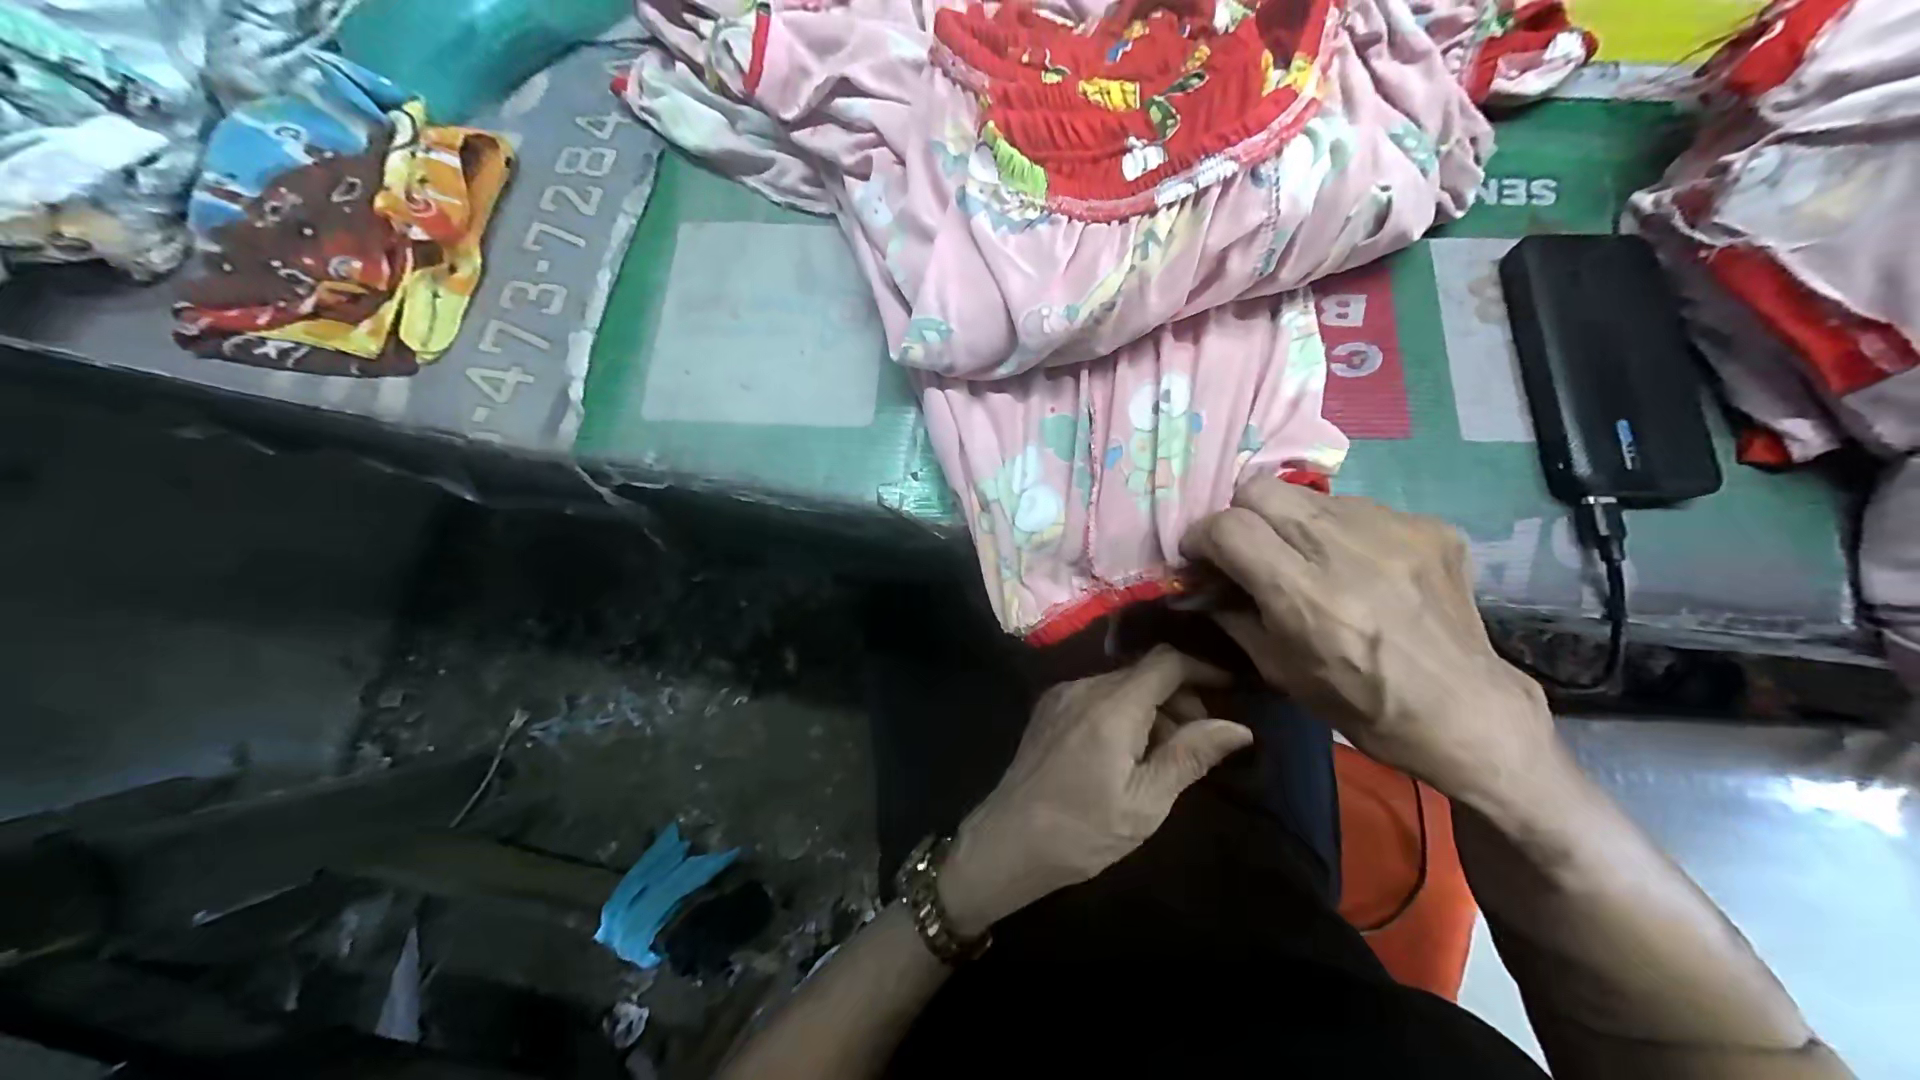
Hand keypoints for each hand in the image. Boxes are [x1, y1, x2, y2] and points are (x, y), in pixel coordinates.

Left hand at [936, 647, 1253, 936]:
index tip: (1232, 691)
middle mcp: (1084, 687)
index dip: (1204, 669)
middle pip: (1144, 671)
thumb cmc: (1081, 831)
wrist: (1007, 841)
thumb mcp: (1146, 802)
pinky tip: (1127, 752)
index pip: (1167, 661)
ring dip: (1152, 707)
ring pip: (1120, 683)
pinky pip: (1096, 695)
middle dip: (1180, 697)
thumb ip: (1189, 756)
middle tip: (1199, 741)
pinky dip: (1123, 711)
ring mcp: (1061, 695)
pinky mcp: (1048, 709)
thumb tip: (1239, 728)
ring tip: (1164, 755)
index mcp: (1111, 706)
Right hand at [1182, 477, 1558, 815]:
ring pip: (1308, 495)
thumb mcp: (1275, 667)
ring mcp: (1394, 530)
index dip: (1202, 535)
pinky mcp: (1429, 525)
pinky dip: (1342, 531)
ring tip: (1309, 557)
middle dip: (1240, 515)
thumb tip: (1199, 581)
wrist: (1464, 712)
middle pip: (1260, 489)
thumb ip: (1230, 612)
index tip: (1202, 554)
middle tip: (1249, 548)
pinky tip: (1358, 565)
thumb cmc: (1358, 703)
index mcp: (1305, 596)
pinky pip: (1359, 507)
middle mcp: (1347, 550)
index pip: (1229, 526)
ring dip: (1291, 520)